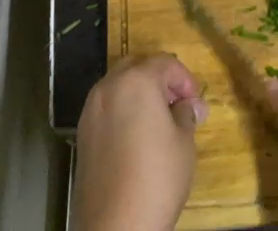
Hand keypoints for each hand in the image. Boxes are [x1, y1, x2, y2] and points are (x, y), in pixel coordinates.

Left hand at [72, 54, 209, 230]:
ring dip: (138, 94)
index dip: (184, 79)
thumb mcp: (183, 143)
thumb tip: (190, 105)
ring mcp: (90, 109)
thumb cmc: (157, 177)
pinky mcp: (82, 132)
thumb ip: (186, 115)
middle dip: (159, 80)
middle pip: (136, 67)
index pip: (164, 62)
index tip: (195, 103)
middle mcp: (108, 87)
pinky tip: (135, 137)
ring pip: (118, 86)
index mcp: (136, 82)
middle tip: (177, 105)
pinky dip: (122, 111)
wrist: (115, 223)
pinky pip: (106, 108)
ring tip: (157, 123)